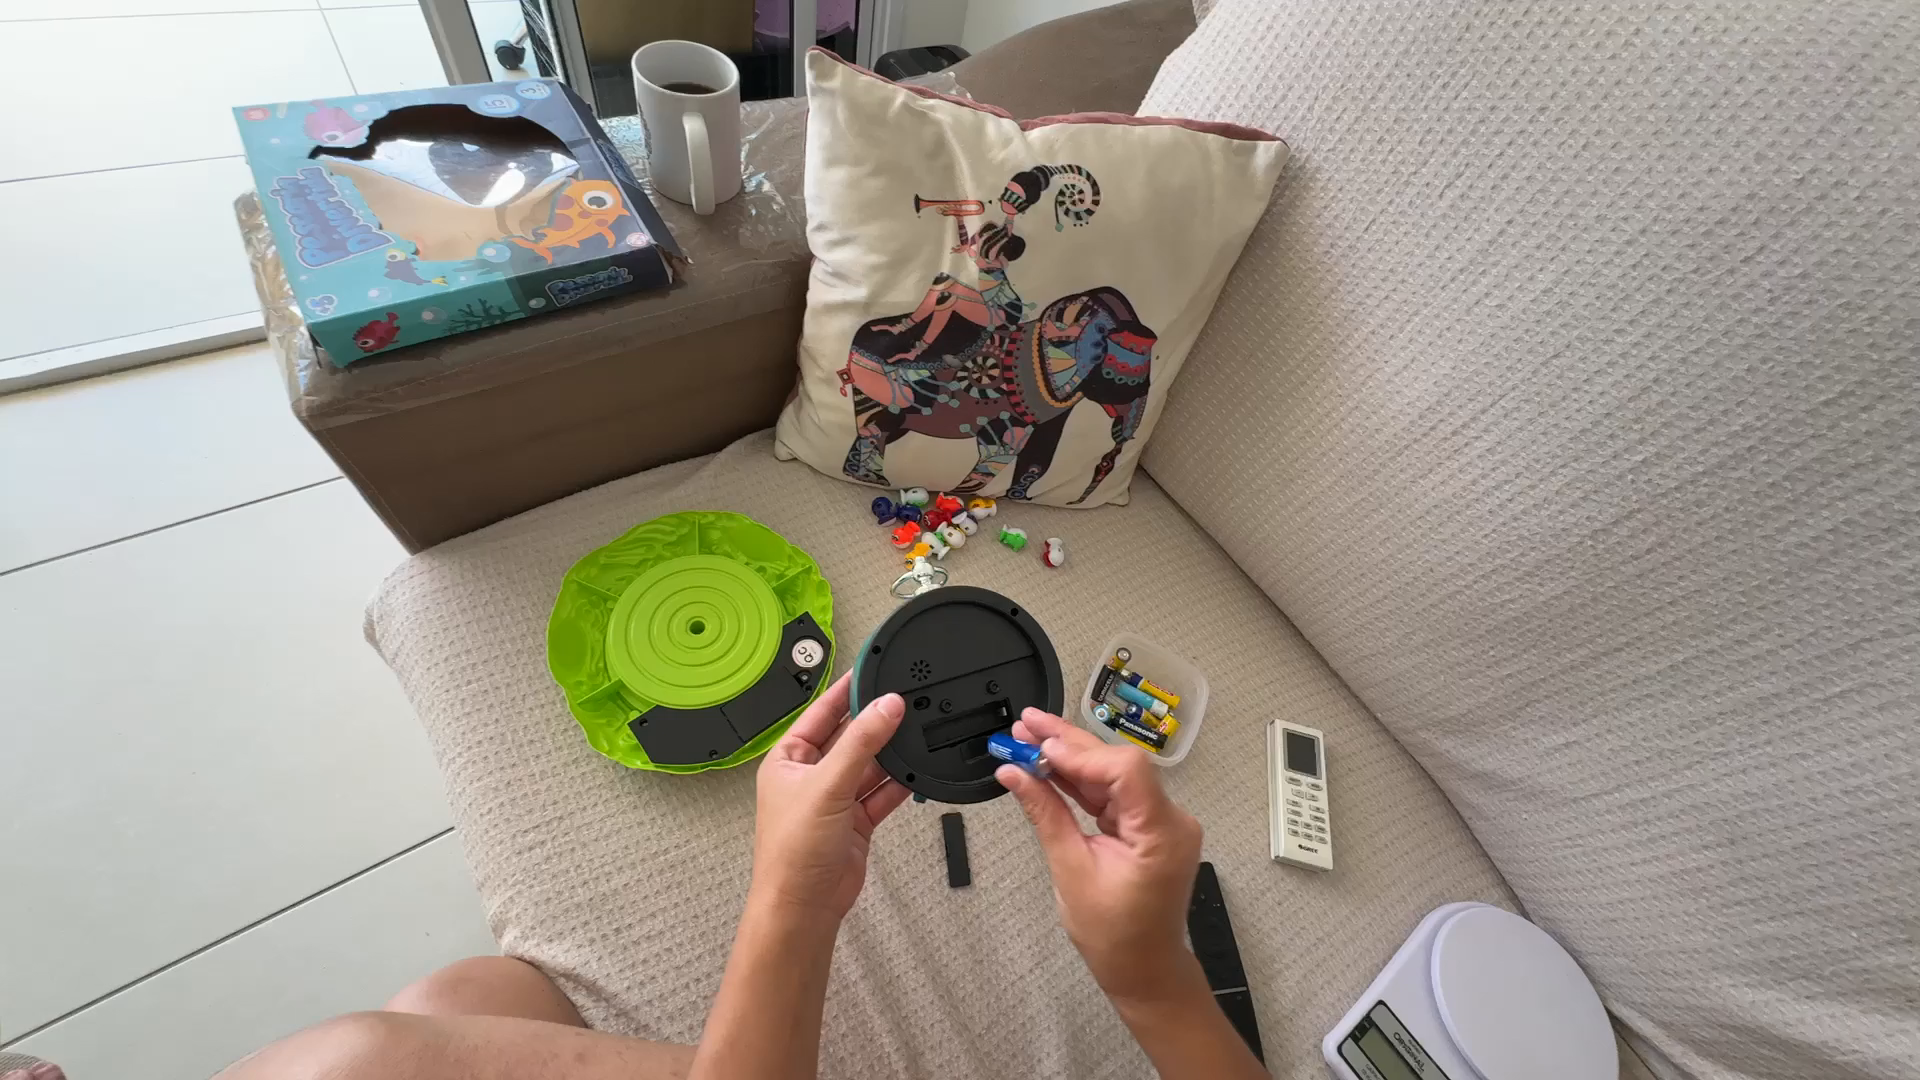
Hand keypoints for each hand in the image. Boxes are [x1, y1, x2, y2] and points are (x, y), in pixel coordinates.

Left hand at [751, 672, 910, 920]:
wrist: (805, 909)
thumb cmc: (792, 853)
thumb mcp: (828, 785)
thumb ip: (861, 743)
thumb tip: (886, 707)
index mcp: (788, 759)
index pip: (820, 712)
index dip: (845, 691)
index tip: (869, 668)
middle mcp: (811, 775)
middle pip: (848, 736)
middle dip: (874, 721)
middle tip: (901, 699)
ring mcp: (835, 797)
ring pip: (868, 763)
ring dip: (889, 752)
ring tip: (914, 730)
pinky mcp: (856, 819)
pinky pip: (881, 791)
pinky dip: (898, 782)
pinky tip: (915, 770)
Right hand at [996, 710, 1204, 1004]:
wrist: (1144, 970)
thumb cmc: (1111, 934)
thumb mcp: (1070, 870)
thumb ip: (1045, 813)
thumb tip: (1011, 772)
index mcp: (1162, 833)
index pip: (1127, 771)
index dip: (1082, 753)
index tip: (1040, 746)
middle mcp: (1168, 817)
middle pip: (1115, 763)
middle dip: (1067, 743)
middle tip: (1025, 724)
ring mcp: (1158, 818)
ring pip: (1109, 772)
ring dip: (1067, 756)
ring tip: (1026, 735)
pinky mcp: (1144, 822)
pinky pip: (1109, 790)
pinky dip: (1077, 779)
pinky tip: (1045, 763)